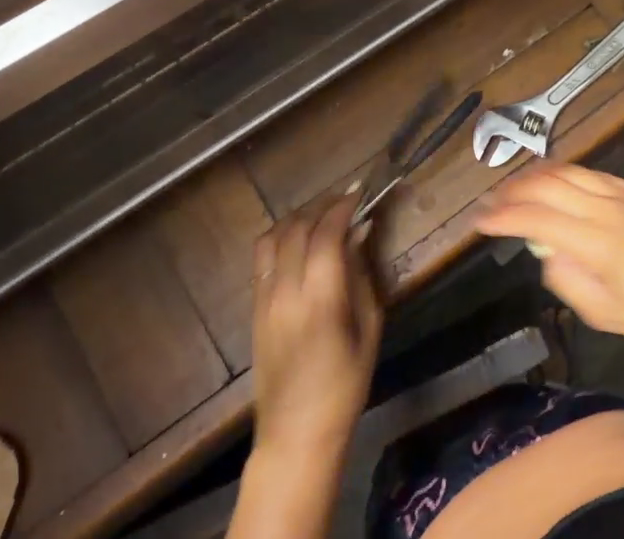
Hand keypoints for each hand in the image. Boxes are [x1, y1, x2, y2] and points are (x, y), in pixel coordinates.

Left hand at [250, 192, 381, 454]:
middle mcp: (285, 292)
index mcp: (320, 299)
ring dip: (296, 218)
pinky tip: (301, 242)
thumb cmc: (346, 383)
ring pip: (271, 239)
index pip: (325, 233)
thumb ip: (362, 275)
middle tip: (344, 200)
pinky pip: (262, 260)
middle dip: (320, 207)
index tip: (360, 193)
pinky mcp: (254, 309)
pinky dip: (281, 239)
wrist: (296, 430)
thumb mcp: (370, 328)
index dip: (342, 207)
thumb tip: (360, 233)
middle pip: (296, 229)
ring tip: (321, 215)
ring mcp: (264, 300)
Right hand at [474, 164, 623, 354]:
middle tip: (490, 203)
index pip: (536, 219)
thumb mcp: (604, 315)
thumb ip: (566, 281)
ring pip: (571, 172)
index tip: (479, 222)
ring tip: (514, 188)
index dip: (502, 218)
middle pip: (549, 186)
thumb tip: (545, 253)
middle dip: (513, 191)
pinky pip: (595, 175)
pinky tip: (557, 184)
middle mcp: (608, 208)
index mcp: (597, 242)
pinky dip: (567, 175)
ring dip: (537, 177)